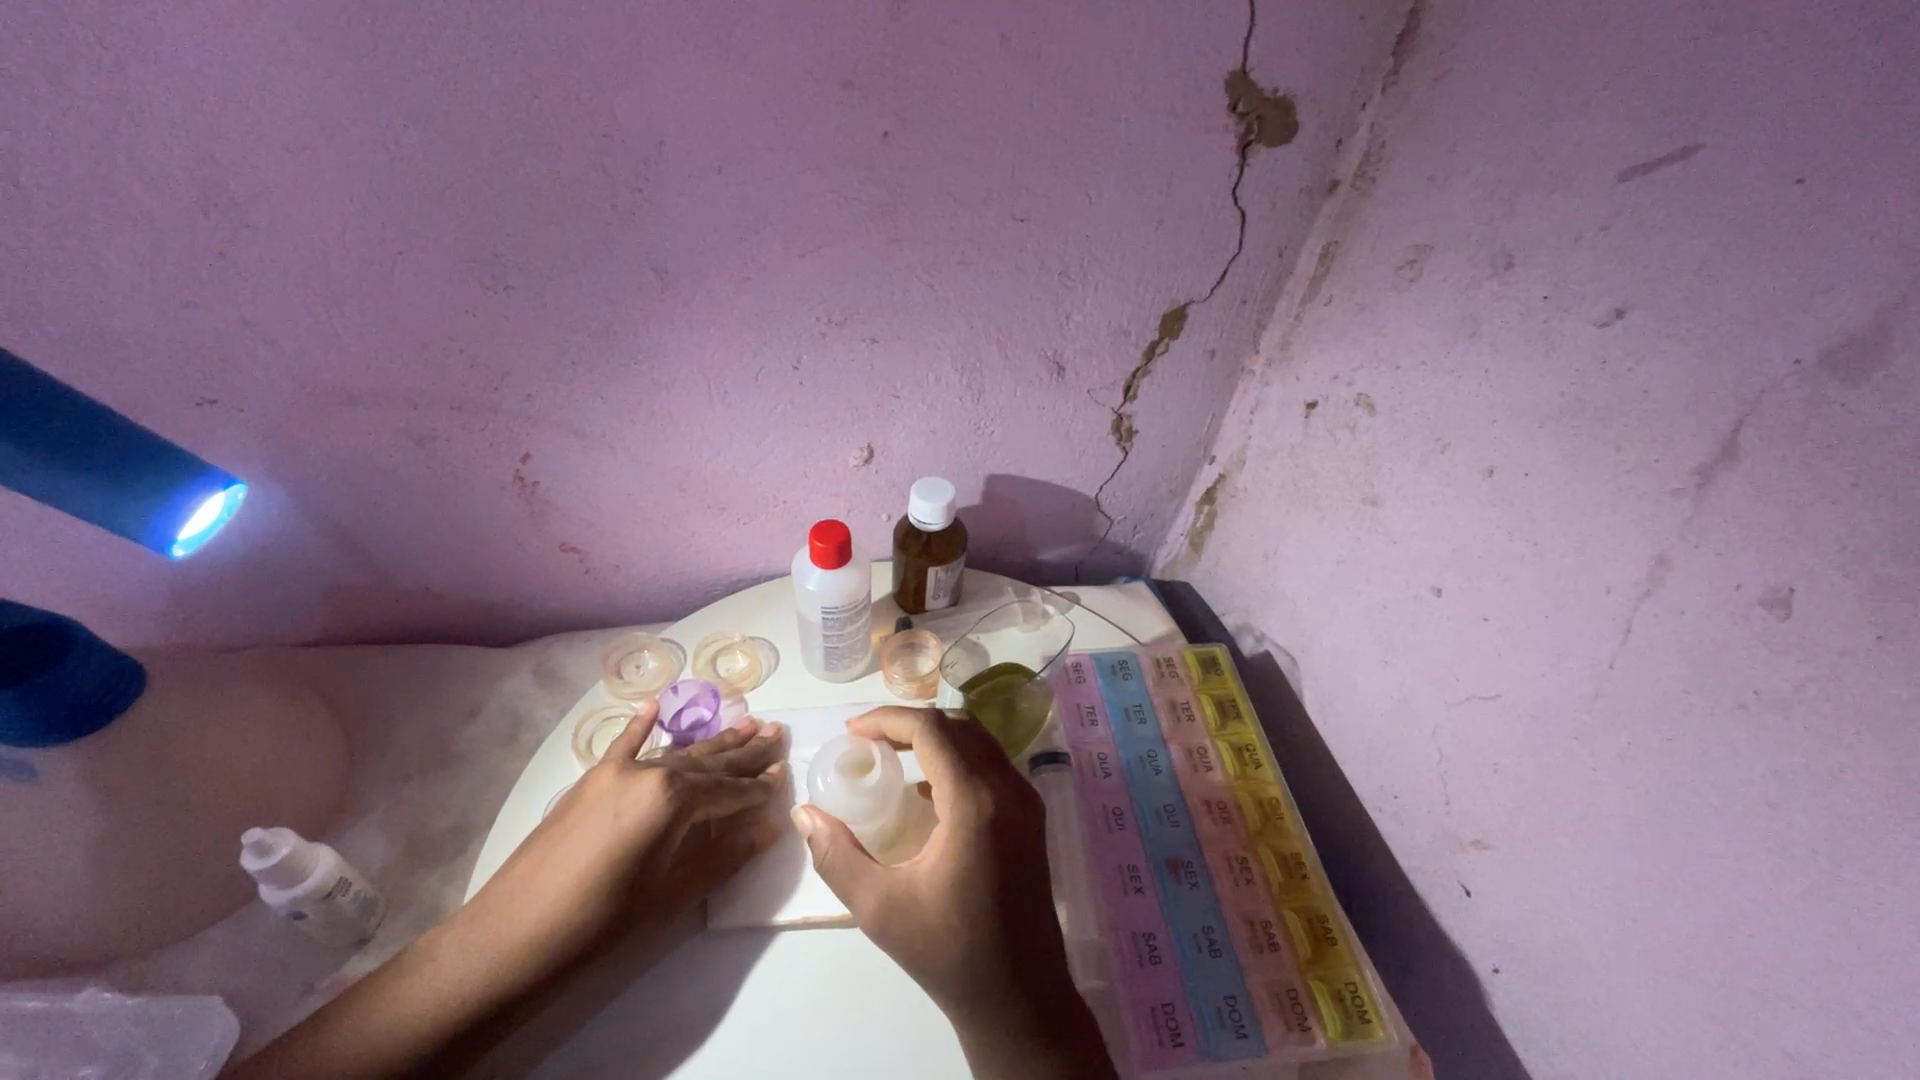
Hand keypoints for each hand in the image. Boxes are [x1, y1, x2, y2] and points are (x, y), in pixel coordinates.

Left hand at [230, 704, 787, 1079]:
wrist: (513, 933)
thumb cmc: (603, 921)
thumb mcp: (673, 892)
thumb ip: (725, 854)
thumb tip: (771, 827)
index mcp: (674, 799)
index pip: (730, 789)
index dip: (759, 786)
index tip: (784, 773)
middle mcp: (650, 772)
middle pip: (708, 760)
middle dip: (744, 751)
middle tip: (777, 732)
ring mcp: (617, 770)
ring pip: (677, 751)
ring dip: (711, 740)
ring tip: (747, 722)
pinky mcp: (590, 779)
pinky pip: (624, 744)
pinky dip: (642, 726)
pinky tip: (656, 706)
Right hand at [791, 707, 1113, 1079]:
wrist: (1021, 996)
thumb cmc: (948, 953)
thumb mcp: (880, 908)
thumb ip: (836, 856)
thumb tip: (804, 814)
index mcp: (975, 803)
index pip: (931, 730)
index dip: (888, 719)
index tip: (851, 731)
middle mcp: (1008, 790)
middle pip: (958, 726)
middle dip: (909, 723)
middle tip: (868, 739)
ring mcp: (1027, 803)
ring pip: (980, 743)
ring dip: (936, 738)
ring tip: (891, 755)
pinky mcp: (1032, 819)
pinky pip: (993, 767)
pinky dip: (958, 760)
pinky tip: (926, 792)